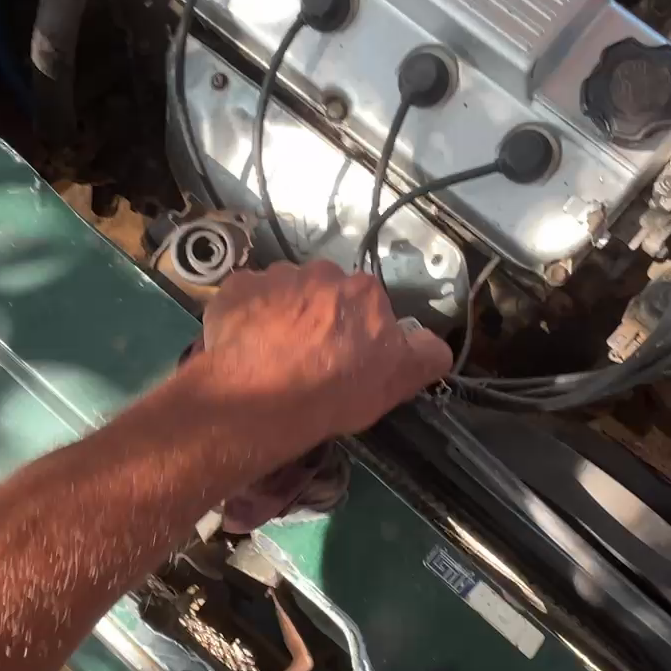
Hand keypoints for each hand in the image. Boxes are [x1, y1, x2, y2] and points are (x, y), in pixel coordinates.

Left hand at [201, 261, 452, 443]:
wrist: (263, 398)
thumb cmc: (335, 390)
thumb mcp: (398, 381)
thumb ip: (425, 356)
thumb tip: (435, 345)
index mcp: (363, 290)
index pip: (367, 305)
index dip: (359, 333)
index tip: (348, 359)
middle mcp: (320, 272)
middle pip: (324, 293)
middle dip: (320, 318)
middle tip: (310, 358)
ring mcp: (274, 277)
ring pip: (284, 294)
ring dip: (283, 316)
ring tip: (274, 356)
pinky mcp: (235, 288)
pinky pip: (246, 300)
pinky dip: (248, 318)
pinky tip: (246, 348)